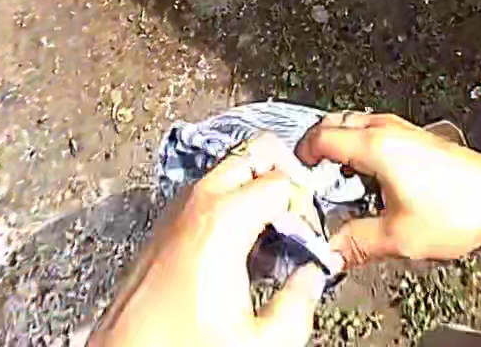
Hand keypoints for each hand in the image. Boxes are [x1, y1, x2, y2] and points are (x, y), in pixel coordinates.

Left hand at [90, 134, 324, 346]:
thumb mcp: (260, 343)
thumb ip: (298, 304)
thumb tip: (312, 278)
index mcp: (224, 217)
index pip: (282, 180)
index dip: (306, 205)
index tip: (313, 236)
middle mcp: (199, 199)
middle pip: (253, 152)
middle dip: (283, 171)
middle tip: (300, 212)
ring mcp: (179, 207)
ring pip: (230, 169)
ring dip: (257, 186)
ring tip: (275, 231)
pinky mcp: (166, 224)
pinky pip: (209, 191)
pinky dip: (233, 200)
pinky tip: (243, 243)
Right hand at [296, 111, 480, 266]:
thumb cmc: (457, 209)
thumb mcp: (398, 236)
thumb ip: (357, 242)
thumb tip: (332, 252)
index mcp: (374, 144)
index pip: (322, 136)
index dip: (302, 154)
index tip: (294, 173)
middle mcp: (384, 128)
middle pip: (335, 123)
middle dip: (318, 147)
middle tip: (311, 177)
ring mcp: (401, 129)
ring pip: (355, 124)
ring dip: (340, 145)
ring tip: (339, 180)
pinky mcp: (414, 136)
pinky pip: (373, 130)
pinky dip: (359, 146)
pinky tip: (369, 179)